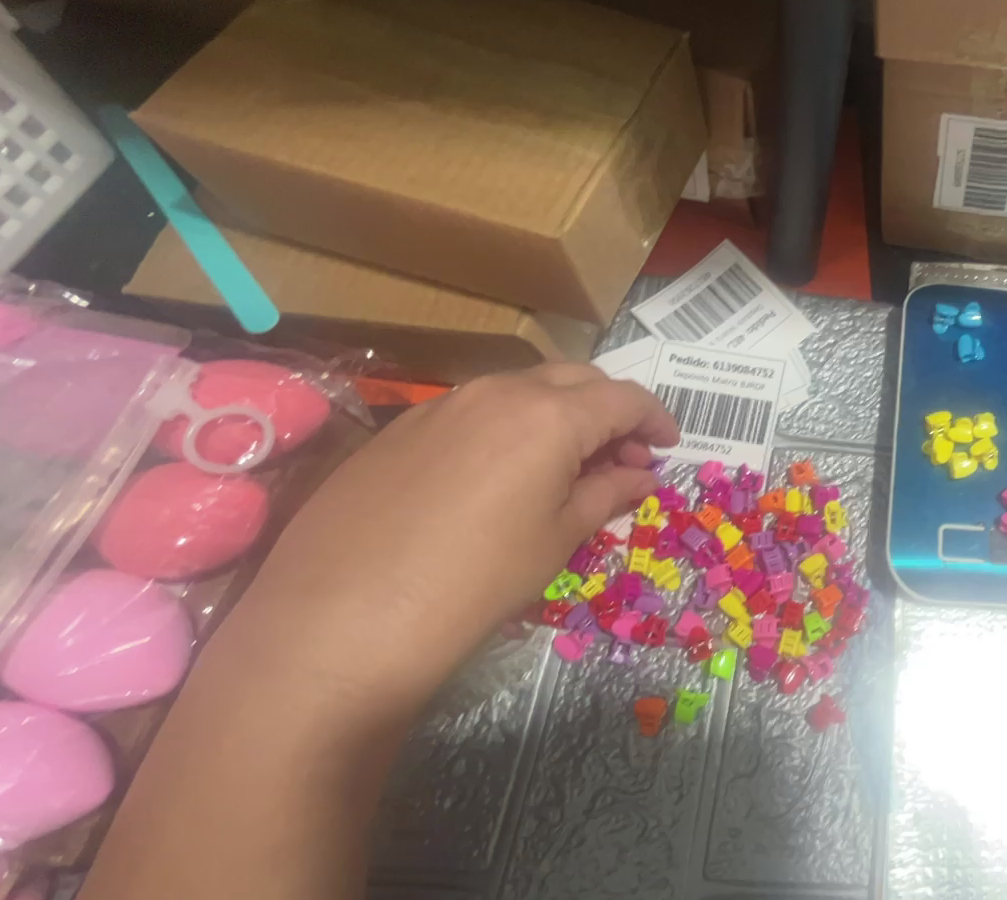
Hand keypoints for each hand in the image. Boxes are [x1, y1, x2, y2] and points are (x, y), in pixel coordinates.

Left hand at [208, 364, 678, 715]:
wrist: (335, 625)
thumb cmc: (475, 583)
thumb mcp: (560, 538)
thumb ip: (609, 492)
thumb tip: (641, 473)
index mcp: (551, 415)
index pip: (625, 398)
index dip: (656, 419)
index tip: (670, 447)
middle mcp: (499, 392)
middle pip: (577, 379)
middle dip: (611, 410)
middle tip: (625, 456)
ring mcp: (443, 405)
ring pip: (524, 389)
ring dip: (561, 414)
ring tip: (567, 466)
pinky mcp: (401, 429)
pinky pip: (477, 410)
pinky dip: (511, 427)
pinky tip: (503, 475)